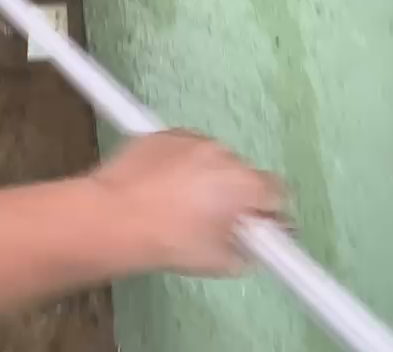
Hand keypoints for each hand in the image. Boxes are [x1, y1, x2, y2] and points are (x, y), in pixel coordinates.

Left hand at [90, 130, 281, 275]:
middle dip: (236, 191)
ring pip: (211, 156)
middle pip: (242, 171)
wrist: (116, 215)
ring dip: (208, 172)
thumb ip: (252, 247)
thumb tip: (252, 239)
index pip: (277, 191)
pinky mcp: (156, 132)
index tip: (255, 226)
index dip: (267, 212)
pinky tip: (164, 182)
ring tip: (184, 198)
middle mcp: (219, 151)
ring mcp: (185, 137)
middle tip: (217, 215)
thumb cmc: (173, 240)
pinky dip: (180, 159)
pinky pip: (181, 146)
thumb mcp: (227, 260)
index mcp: (244, 181)